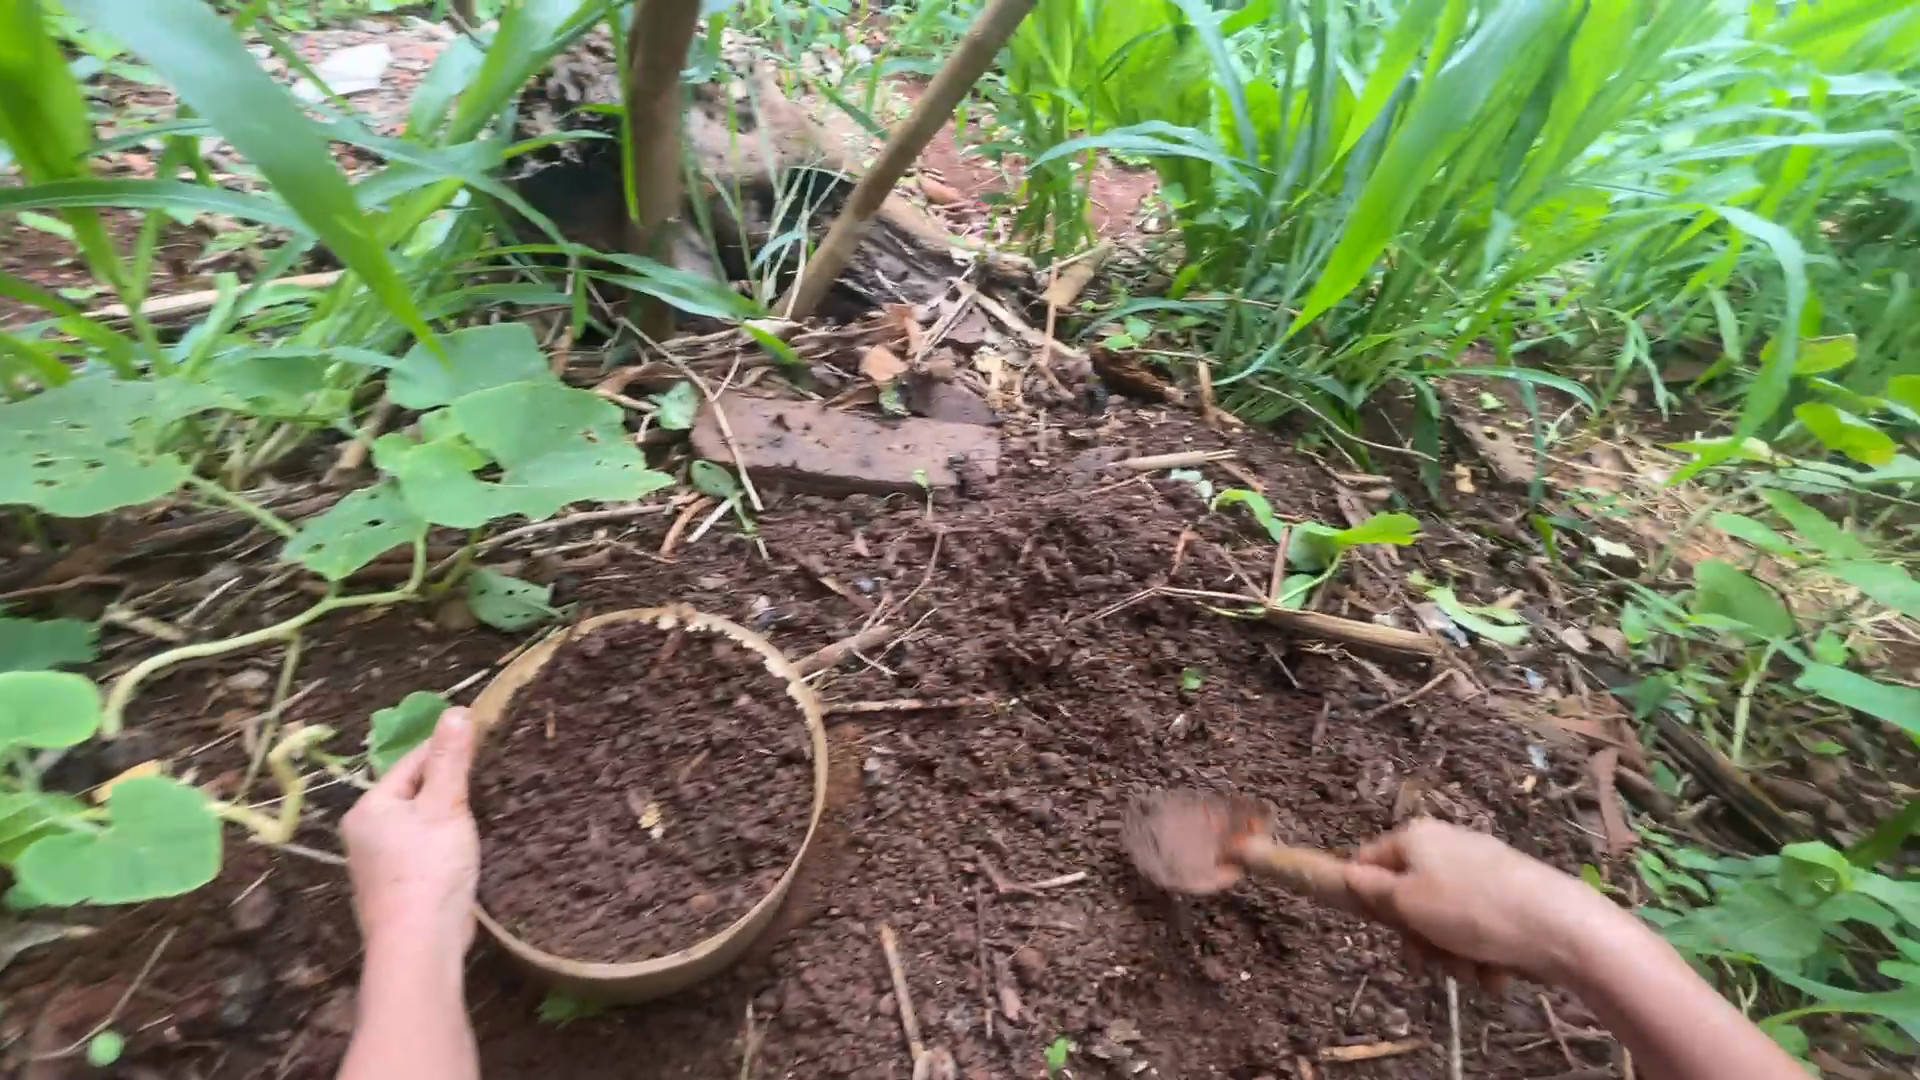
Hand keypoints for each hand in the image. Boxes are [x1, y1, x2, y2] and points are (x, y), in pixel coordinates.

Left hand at [342, 708, 480, 959]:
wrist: (420, 940)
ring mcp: (381, 857)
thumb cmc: (429, 867)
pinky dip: (446, 829)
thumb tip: (456, 711)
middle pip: (416, 787)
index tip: (487, 732)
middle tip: (492, 765)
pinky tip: (467, 835)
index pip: (414, 760)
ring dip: (450, 804)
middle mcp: (367, 829)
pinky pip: (424, 838)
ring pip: (421, 814)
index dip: (449, 745)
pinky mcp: (400, 879)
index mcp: (370, 807)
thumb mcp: (445, 805)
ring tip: (484, 798)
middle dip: (451, 776)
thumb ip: (450, 759)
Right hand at [1344, 818, 1623, 988]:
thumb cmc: (1472, 911)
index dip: (1369, 896)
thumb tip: (1348, 873)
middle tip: (1429, 966)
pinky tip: (1498, 971)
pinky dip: (1484, 947)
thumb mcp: (1407, 904)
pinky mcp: (1514, 889)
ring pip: (1447, 912)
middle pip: (1411, 892)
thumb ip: (1370, 889)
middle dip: (1419, 935)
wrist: (1567, 929)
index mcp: (1414, 837)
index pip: (1369, 860)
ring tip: (1473, 974)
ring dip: (1452, 950)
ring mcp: (1482, 865)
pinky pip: (1481, 919)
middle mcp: (1444, 842)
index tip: (1386, 931)